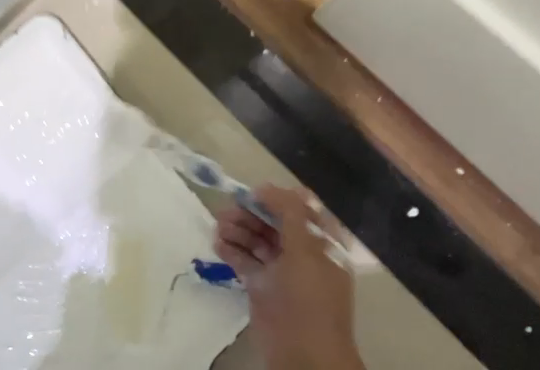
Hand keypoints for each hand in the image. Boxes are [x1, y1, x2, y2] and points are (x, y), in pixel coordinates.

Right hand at [215, 186, 364, 369]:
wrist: (305, 357)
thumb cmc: (310, 298)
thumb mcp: (306, 248)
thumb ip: (290, 212)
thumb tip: (267, 186)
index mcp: (321, 241)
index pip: (299, 207)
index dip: (276, 197)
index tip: (252, 194)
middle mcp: (302, 252)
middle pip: (274, 221)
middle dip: (251, 212)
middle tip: (226, 210)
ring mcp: (282, 271)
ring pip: (258, 240)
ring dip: (238, 229)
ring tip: (219, 226)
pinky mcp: (263, 288)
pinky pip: (246, 261)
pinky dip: (232, 250)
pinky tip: (217, 243)